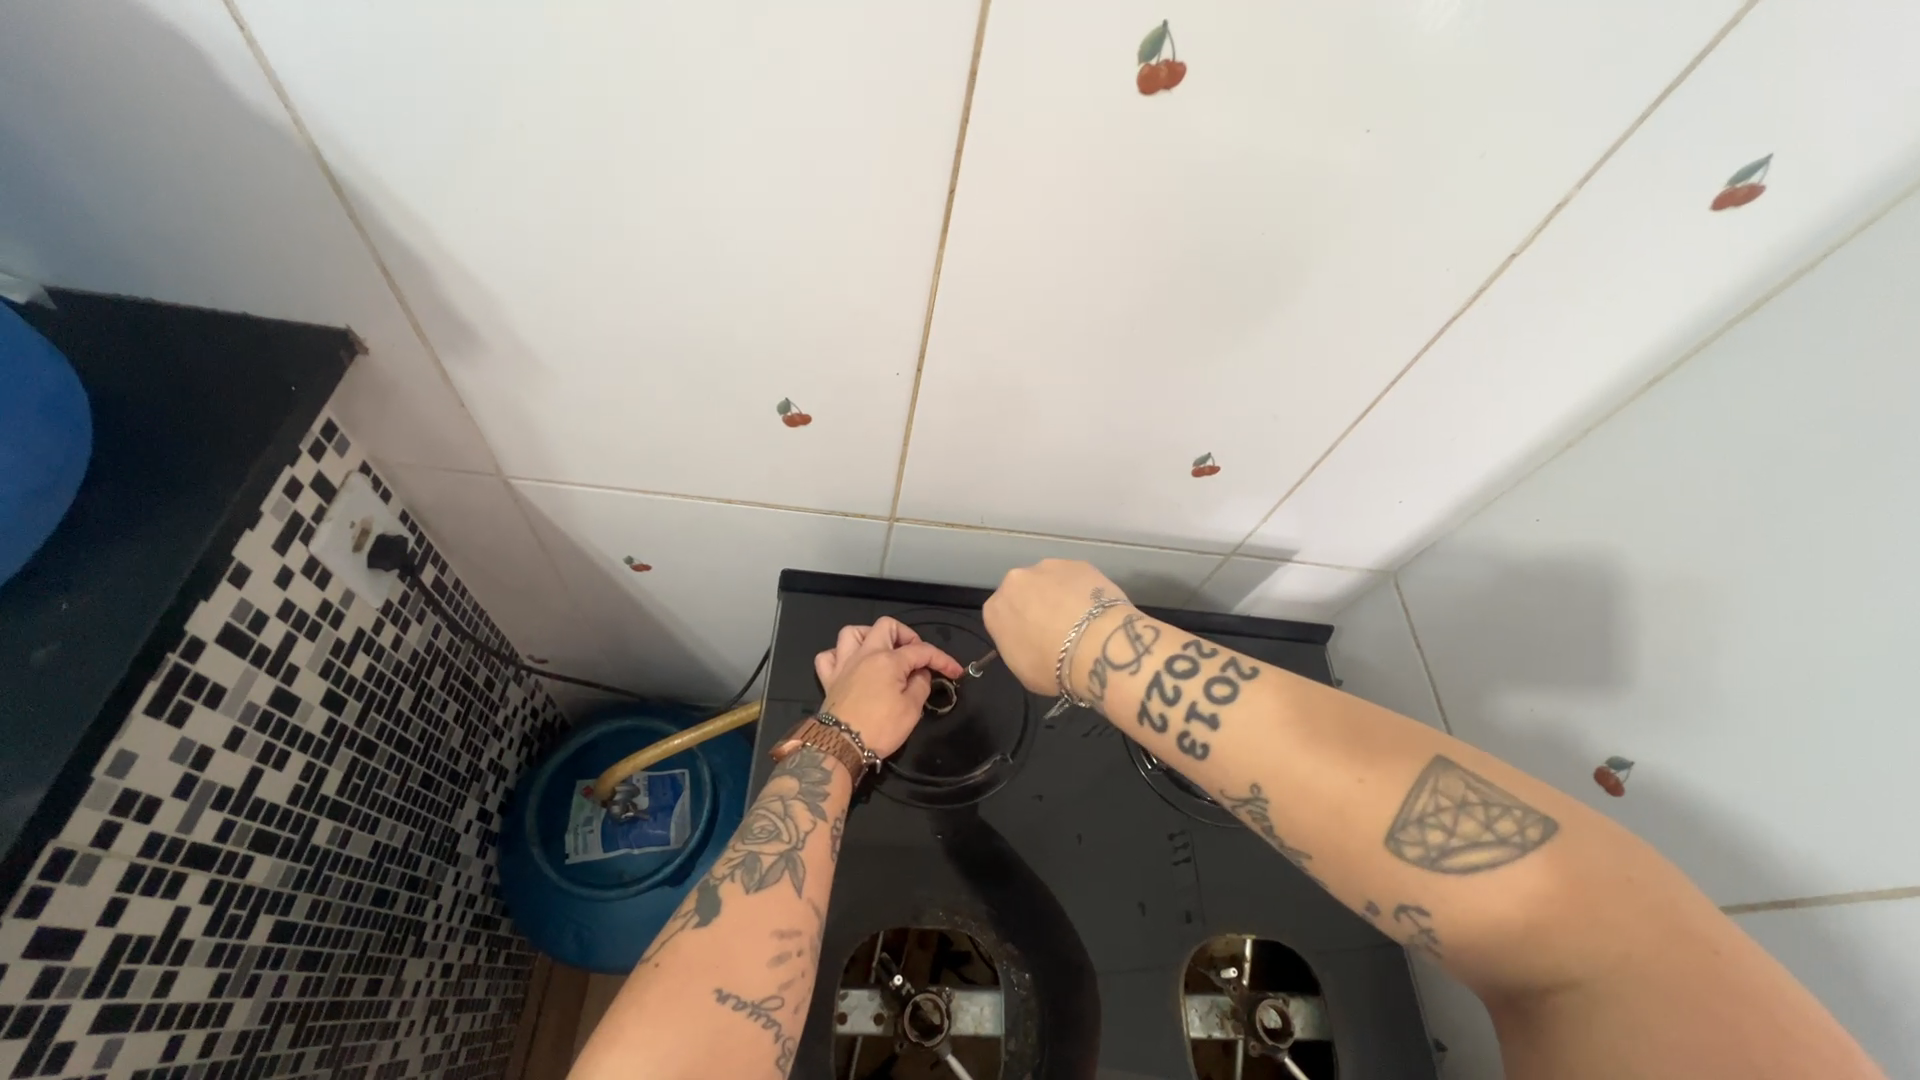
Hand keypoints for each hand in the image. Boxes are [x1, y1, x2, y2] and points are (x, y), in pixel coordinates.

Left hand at [814, 617, 963, 757]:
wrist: (841, 745)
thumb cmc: (880, 728)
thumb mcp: (912, 709)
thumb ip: (920, 685)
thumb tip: (920, 674)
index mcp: (889, 660)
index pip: (921, 651)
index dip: (942, 659)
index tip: (955, 671)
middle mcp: (865, 654)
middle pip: (886, 626)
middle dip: (906, 635)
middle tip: (915, 655)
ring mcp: (843, 664)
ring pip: (852, 633)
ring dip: (869, 636)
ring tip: (882, 651)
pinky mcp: (829, 679)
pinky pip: (828, 656)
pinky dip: (839, 655)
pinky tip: (851, 665)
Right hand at [983, 559, 1131, 697]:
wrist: (1097, 645)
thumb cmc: (1052, 666)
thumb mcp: (1022, 670)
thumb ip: (1017, 648)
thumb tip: (1030, 642)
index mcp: (995, 609)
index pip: (1000, 617)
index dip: (1017, 629)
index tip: (1032, 641)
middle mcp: (1015, 580)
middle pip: (1022, 592)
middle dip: (1036, 606)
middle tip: (1056, 629)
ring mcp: (1047, 567)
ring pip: (1049, 581)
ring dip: (1059, 595)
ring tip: (1080, 619)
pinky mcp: (1077, 563)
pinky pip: (1076, 578)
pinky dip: (1082, 590)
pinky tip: (1095, 610)